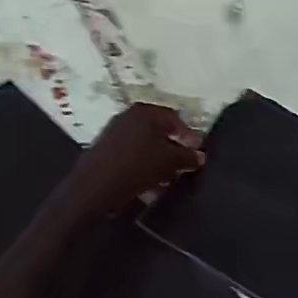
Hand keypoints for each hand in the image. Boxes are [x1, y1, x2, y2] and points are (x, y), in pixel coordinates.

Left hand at [54, 103, 203, 219]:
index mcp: (146, 112)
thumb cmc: (138, 165)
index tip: (197, 152)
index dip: (189, 135)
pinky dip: (143, 163)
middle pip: (158, 130)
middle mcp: (128, 116)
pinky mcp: (105, 149)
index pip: (175, 118)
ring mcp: (114, 132)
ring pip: (144, 143)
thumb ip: (188, 157)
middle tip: (183, 164)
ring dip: (158, 158)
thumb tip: (201, 156)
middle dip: (173, 147)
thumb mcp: (170, 161)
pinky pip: (131, 153)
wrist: (96, 186)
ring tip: (168, 176)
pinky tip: (149, 182)